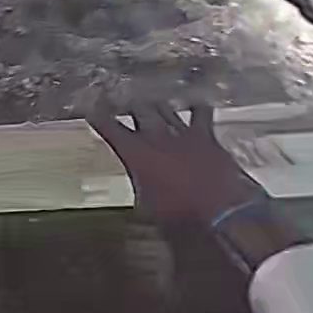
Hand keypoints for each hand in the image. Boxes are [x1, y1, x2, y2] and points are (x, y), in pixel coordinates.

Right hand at [87, 99, 266, 223]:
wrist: (221, 210)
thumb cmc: (176, 213)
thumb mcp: (144, 206)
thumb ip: (139, 187)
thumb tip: (136, 189)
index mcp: (135, 153)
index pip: (111, 128)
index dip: (99, 117)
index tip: (90, 108)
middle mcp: (156, 137)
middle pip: (140, 111)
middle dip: (129, 104)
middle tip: (120, 98)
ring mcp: (182, 133)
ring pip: (165, 109)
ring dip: (156, 105)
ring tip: (149, 99)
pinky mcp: (206, 136)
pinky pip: (200, 114)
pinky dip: (197, 108)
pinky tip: (197, 102)